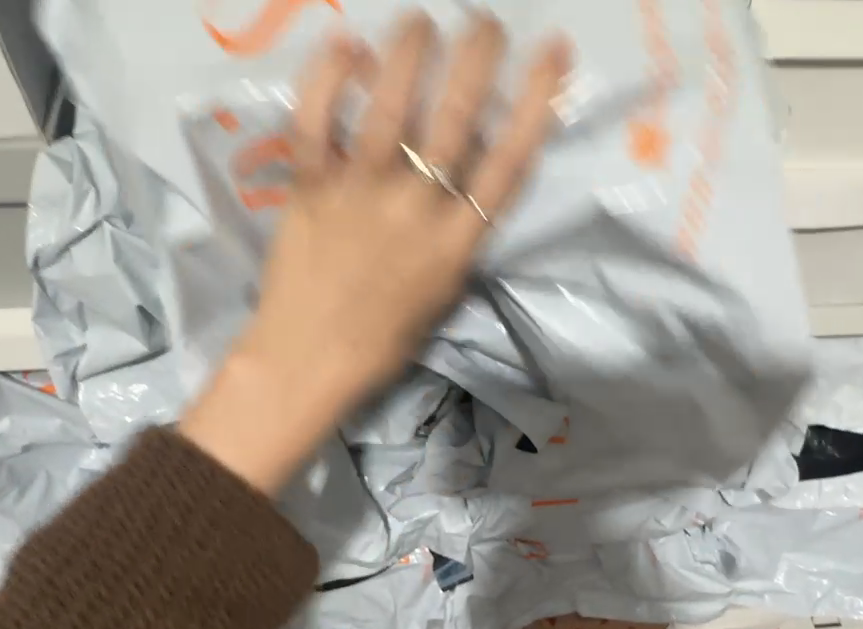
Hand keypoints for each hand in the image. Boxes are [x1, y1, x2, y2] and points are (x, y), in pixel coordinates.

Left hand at [180, 13, 570, 494]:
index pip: (508, 162)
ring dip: (411, 49)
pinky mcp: (311, 188)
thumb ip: (456, 234)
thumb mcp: (441, 293)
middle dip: (478, 54)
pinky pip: (316, 119)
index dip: (535, 101)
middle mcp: (415, 209)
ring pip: (390, 103)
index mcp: (455, 243)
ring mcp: (360, 194)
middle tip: (484, 23)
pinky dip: (328, 76)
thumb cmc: (383, 339)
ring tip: (422, 23)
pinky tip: (346, 45)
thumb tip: (462, 172)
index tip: (552, 52)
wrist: (310, 361)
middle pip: (456, 117)